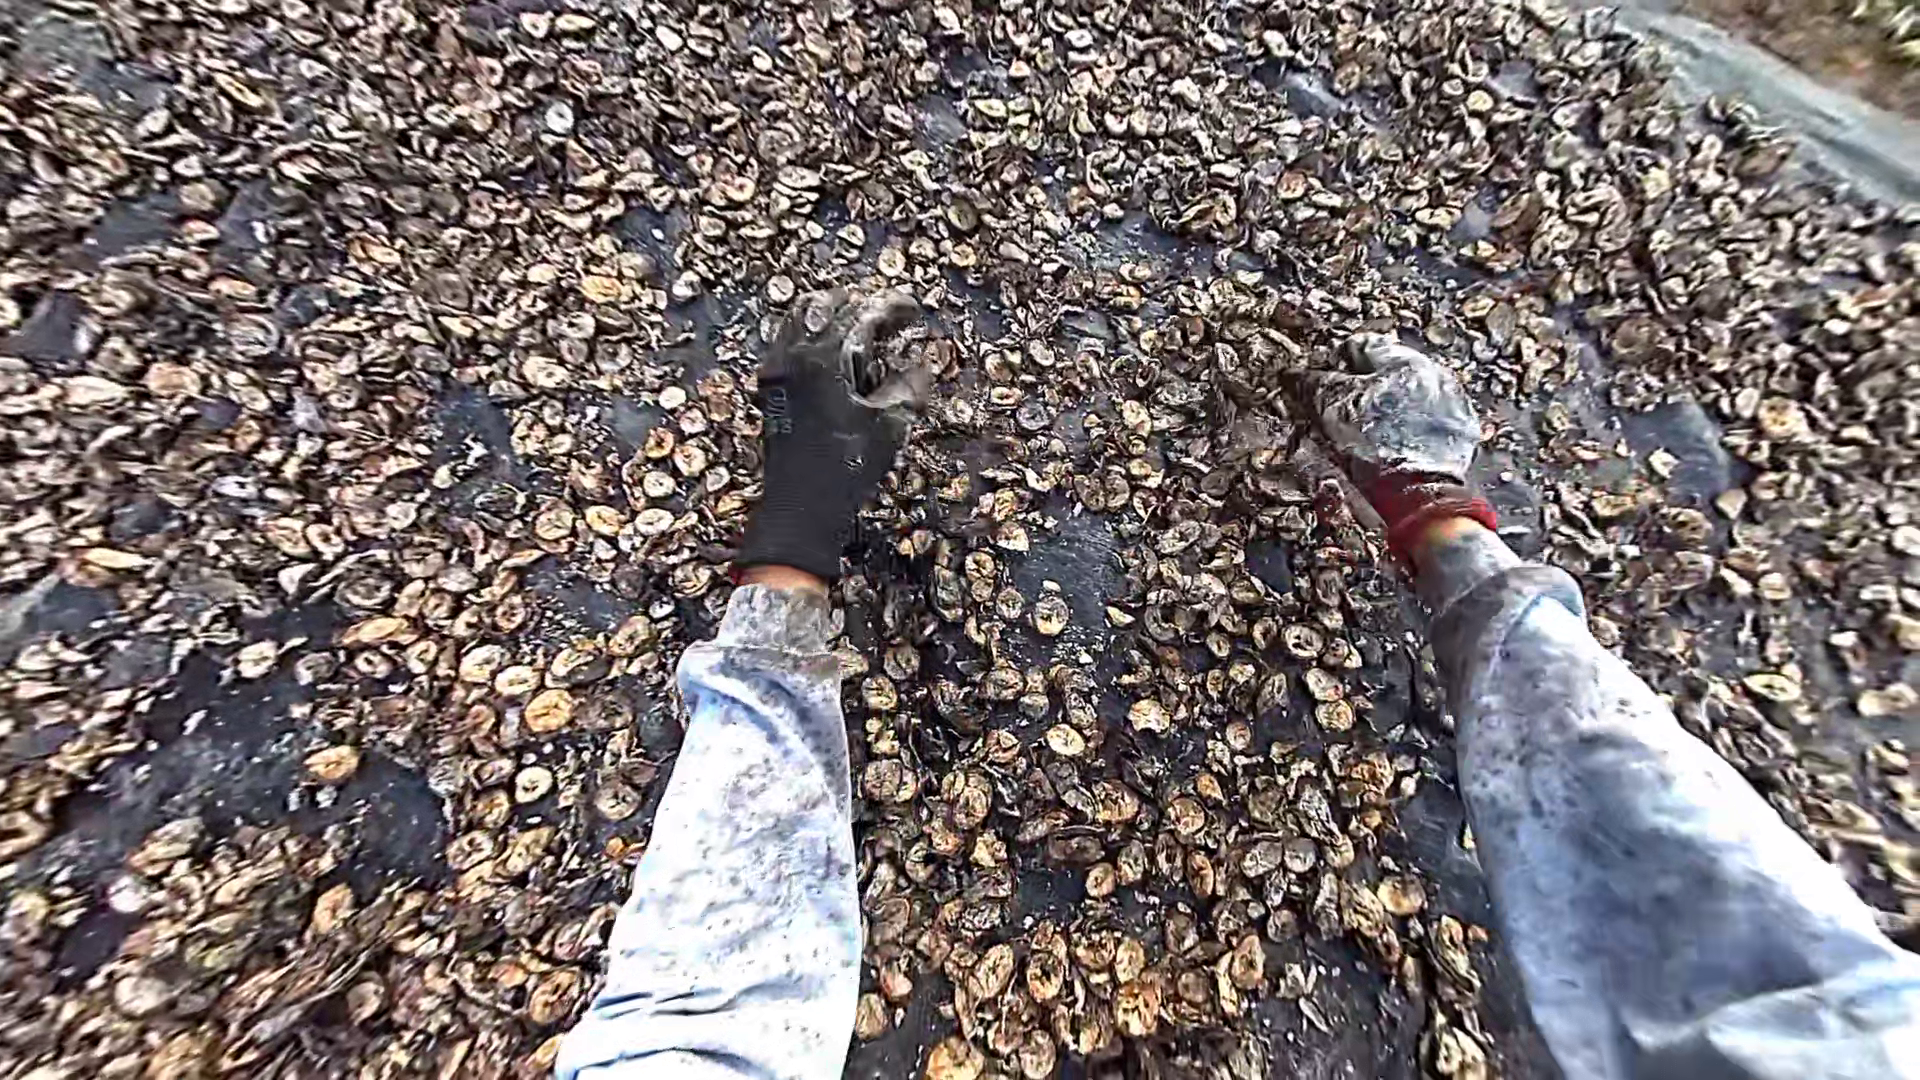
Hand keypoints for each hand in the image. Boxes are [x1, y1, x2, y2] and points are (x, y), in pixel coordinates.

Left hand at [736, 288, 925, 582]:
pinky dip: (815, 334)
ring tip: (862, 327)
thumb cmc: (846, 467)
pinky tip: (834, 353)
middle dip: (861, 303)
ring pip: (802, 319)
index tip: (913, 309)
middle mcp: (793, 354)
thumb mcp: (889, 426)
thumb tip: (921, 364)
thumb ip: (909, 387)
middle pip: (826, 305)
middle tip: (889, 314)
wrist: (800, 505)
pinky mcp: (772, 387)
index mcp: (823, 358)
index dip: (892, 307)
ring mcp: (777, 370)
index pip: (862, 314)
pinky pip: (791, 341)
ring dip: (834, 315)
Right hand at [1302, 333, 1494, 562]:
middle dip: (1353, 386)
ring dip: (1374, 407)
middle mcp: (1432, 375)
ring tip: (1356, 431)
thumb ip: (1314, 386)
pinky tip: (1382, 445)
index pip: (1359, 346)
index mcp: (1403, 362)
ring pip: (1399, 394)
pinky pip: (1417, 419)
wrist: (1418, 493)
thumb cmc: (1375, 448)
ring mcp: (1447, 403)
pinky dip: (1396, 427)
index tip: (1315, 383)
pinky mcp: (1453, 431)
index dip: (1330, 363)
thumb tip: (1293, 374)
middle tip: (1331, 409)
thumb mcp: (1334, 412)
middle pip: (1381, 369)